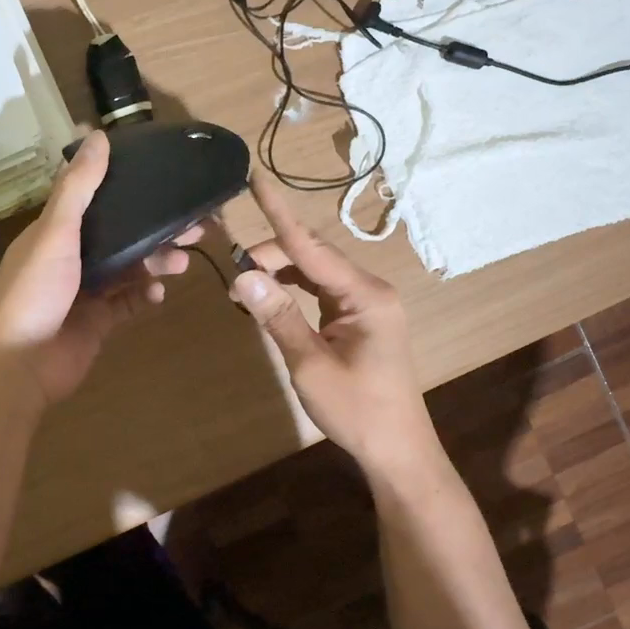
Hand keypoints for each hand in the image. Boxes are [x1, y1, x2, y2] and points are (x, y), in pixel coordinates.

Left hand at [0, 131, 192, 406]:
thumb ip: (78, 189)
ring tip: (183, 261)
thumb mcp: (54, 233)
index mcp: (54, 232)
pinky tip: (160, 293)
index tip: (166, 181)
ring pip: (129, 268)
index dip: (129, 189)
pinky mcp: (97, 323)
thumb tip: (98, 135)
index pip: (94, 200)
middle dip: (156, 230)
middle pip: (120, 235)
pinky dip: (145, 295)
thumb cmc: (33, 293)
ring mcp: (84, 292)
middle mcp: (69, 258)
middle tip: (196, 226)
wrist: (19, 366)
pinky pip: (128, 303)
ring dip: (156, 261)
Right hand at [231, 172, 427, 464]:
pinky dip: (292, 290)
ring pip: (314, 272)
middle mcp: (369, 289)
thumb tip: (243, 277)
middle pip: (311, 256)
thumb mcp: (310, 365)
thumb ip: (278, 317)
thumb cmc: (357, 410)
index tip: (256, 179)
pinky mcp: (359, 319)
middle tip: (232, 278)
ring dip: (279, 273)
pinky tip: (268, 298)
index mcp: (365, 295)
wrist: (397, 450)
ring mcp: (366, 304)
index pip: (311, 246)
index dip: (279, 213)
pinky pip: (320, 290)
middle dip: (270, 257)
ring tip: (243, 287)